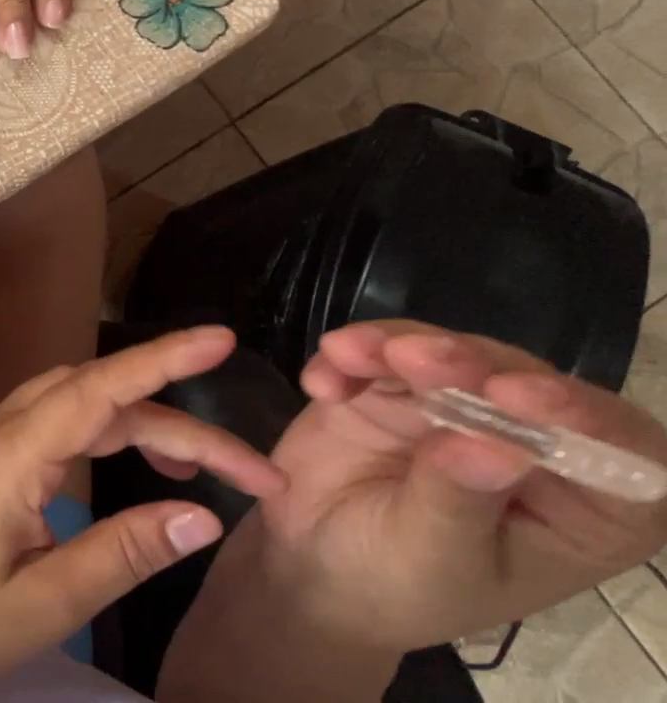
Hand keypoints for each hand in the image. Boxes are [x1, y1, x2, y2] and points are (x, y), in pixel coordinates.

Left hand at [0, 328, 287, 687]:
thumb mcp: (48, 601)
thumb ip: (124, 553)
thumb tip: (203, 516)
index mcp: (9, 457)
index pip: (95, 391)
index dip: (160, 360)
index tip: (220, 342)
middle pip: (93, 397)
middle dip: (174, 417)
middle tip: (253, 469)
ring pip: (71, 406)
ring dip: (139, 422)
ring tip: (207, 466)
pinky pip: (49, 423)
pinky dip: (101, 431)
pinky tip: (132, 459)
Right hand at [259, 320, 666, 652]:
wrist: (309, 565)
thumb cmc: (398, 583)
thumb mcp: (435, 557)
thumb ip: (459, 498)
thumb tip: (492, 446)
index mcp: (585, 505)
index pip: (619, 450)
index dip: (580, 415)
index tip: (514, 394)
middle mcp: (532, 446)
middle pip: (520, 383)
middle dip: (467, 363)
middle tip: (411, 355)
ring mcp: (453, 411)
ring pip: (446, 355)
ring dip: (398, 345)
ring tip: (350, 352)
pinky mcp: (389, 392)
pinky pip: (376, 356)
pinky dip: (349, 357)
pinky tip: (320, 384)